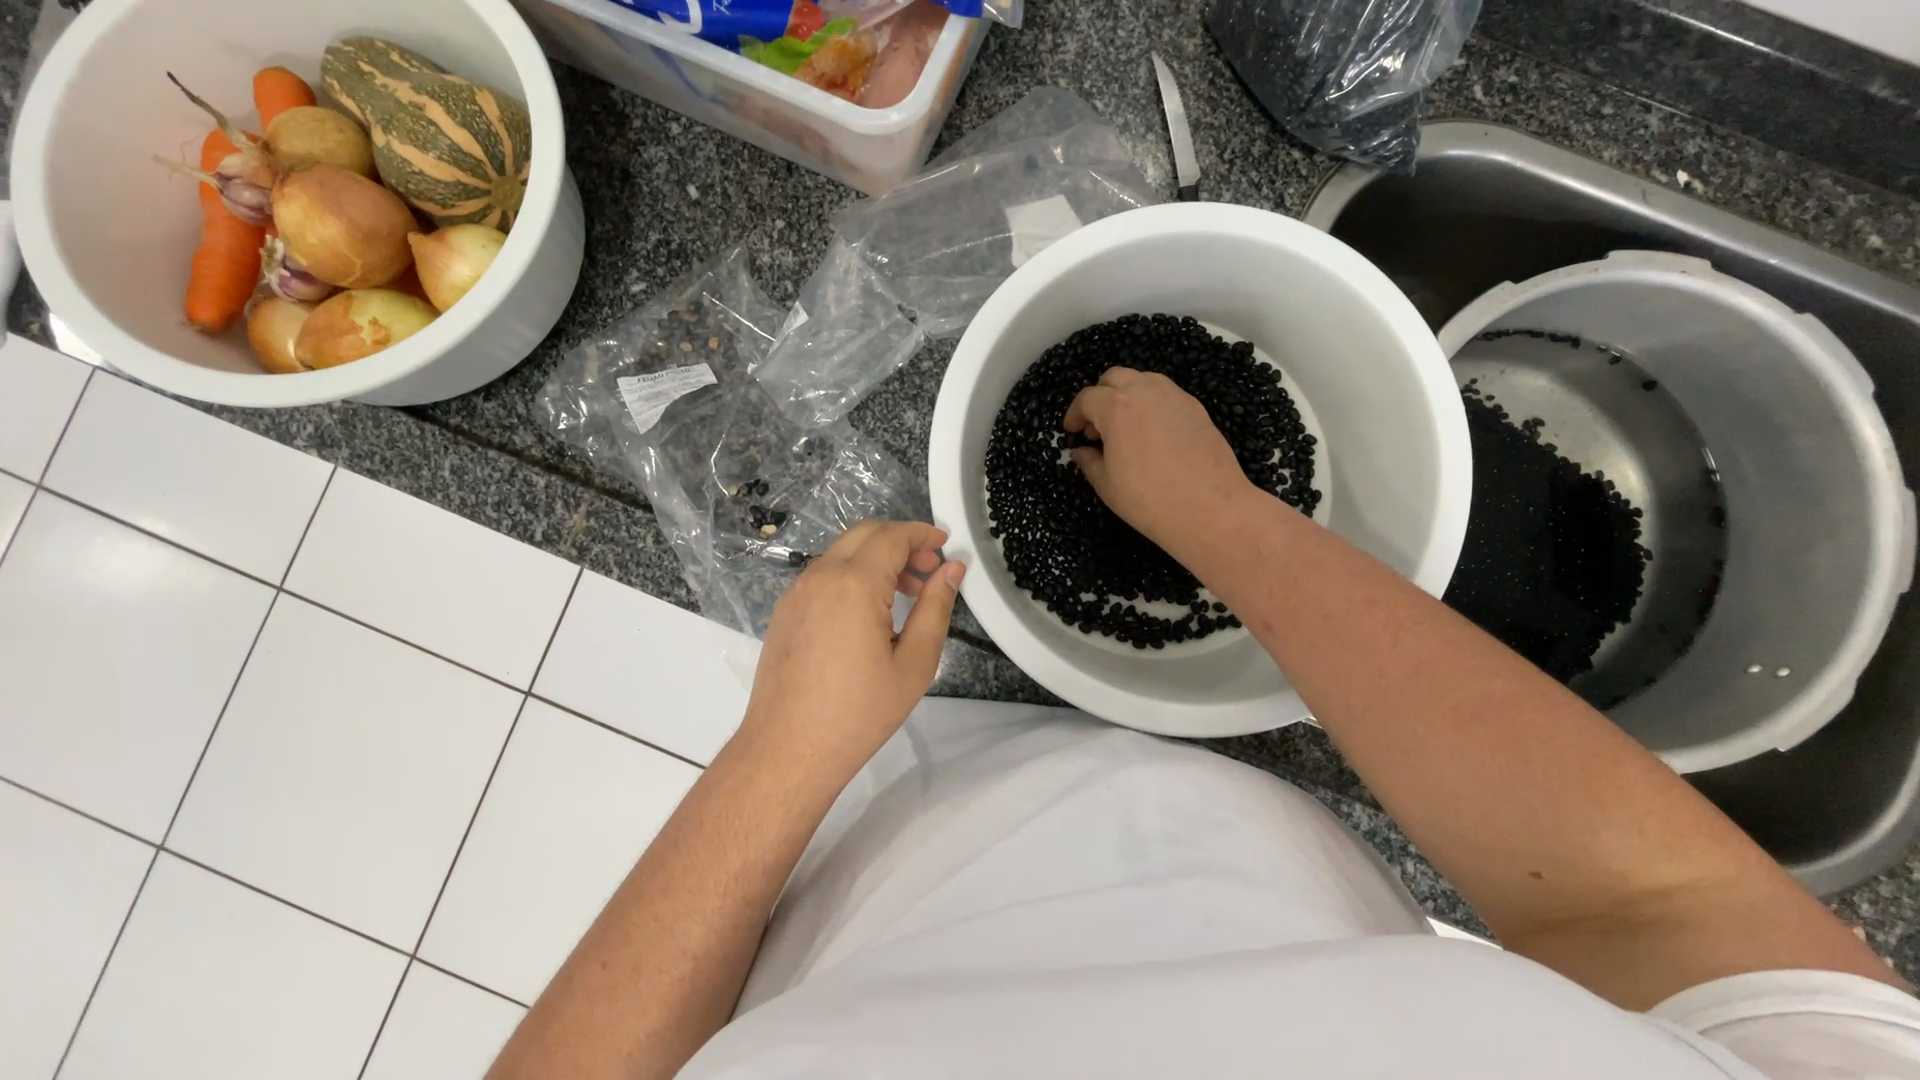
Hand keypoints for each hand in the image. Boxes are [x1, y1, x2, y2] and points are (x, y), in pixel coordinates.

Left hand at [739, 520, 964, 775]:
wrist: (788, 748)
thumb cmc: (858, 712)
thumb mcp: (913, 663)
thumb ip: (935, 608)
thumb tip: (952, 569)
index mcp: (854, 584)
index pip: (892, 537)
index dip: (922, 534)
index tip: (945, 545)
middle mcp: (819, 576)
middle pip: (864, 535)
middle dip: (900, 542)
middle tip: (929, 571)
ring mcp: (796, 593)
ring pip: (841, 553)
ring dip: (875, 560)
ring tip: (904, 597)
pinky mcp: (784, 612)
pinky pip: (822, 576)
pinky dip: (851, 577)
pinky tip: (869, 615)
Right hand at [1065, 367, 1261, 558]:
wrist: (1209, 508)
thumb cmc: (1149, 499)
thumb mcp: (1107, 484)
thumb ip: (1088, 462)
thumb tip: (1080, 451)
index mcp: (1117, 407)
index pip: (1087, 398)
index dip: (1074, 414)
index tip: (1071, 431)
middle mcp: (1146, 391)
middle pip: (1114, 378)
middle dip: (1099, 396)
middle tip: (1096, 428)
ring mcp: (1175, 396)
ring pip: (1143, 379)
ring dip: (1127, 395)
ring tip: (1124, 427)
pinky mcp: (1196, 408)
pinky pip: (1166, 394)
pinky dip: (1151, 403)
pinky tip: (1151, 433)